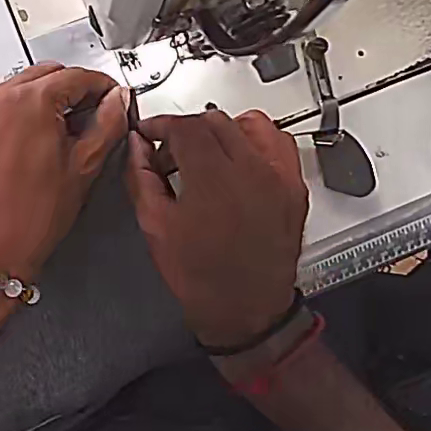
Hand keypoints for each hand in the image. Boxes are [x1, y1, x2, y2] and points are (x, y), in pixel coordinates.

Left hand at [0, 63, 129, 354]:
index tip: (110, 97)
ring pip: (16, 91)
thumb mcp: (83, 168)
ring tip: (58, 136)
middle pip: (44, 76)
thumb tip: (116, 102)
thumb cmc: (27, 220)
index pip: (75, 76)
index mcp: (29, 102)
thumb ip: (107, 125)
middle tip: (90, 115)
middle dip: (71, 90)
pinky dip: (13, 120)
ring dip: (41, 103)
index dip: (101, 86)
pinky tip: (27, 148)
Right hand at [125, 109, 307, 349]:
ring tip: (205, 155)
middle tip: (169, 154)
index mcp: (212, 179)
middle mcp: (250, 171)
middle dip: (184, 131)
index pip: (184, 126)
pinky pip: (278, 142)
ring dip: (220, 131)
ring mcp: (277, 177)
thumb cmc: (203, 278)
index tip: (149, 133)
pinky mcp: (294, 187)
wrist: (245, 309)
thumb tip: (137, 147)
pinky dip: (256, 140)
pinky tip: (241, 156)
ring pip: (246, 124)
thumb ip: (141, 177)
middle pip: (213, 121)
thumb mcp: (155, 226)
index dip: (159, 125)